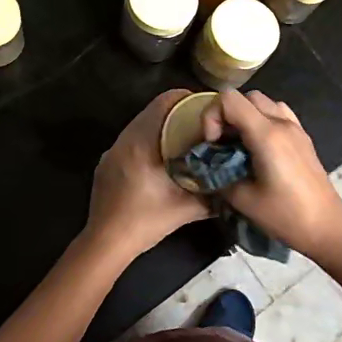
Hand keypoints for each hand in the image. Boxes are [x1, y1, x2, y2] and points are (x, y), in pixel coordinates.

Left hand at [84, 89, 211, 257]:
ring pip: (140, 126)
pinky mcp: (106, 164)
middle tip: (201, 124)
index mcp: (141, 143)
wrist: (106, 243)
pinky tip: (161, 158)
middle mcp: (124, 140)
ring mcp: (112, 152)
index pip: (163, 103)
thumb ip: (213, 195)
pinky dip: (148, 141)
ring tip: (185, 139)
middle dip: (177, 113)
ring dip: (162, 127)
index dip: (186, 99)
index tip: (205, 107)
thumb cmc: (146, 221)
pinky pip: (130, 141)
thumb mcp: (186, 209)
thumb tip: (235, 183)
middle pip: (151, 112)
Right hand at [202, 90, 341, 293]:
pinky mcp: (303, 138)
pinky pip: (278, 114)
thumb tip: (209, 169)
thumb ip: (219, 178)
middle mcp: (282, 123)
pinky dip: (262, 122)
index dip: (212, 117)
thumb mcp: (243, 200)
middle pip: (246, 97)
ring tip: (239, 146)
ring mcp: (296, 128)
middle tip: (222, 145)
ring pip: (263, 103)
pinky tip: (259, 149)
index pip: (229, 100)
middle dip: (227, 115)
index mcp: (267, 134)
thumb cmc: (286, 216)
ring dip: (245, 117)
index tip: (213, 144)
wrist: (327, 228)